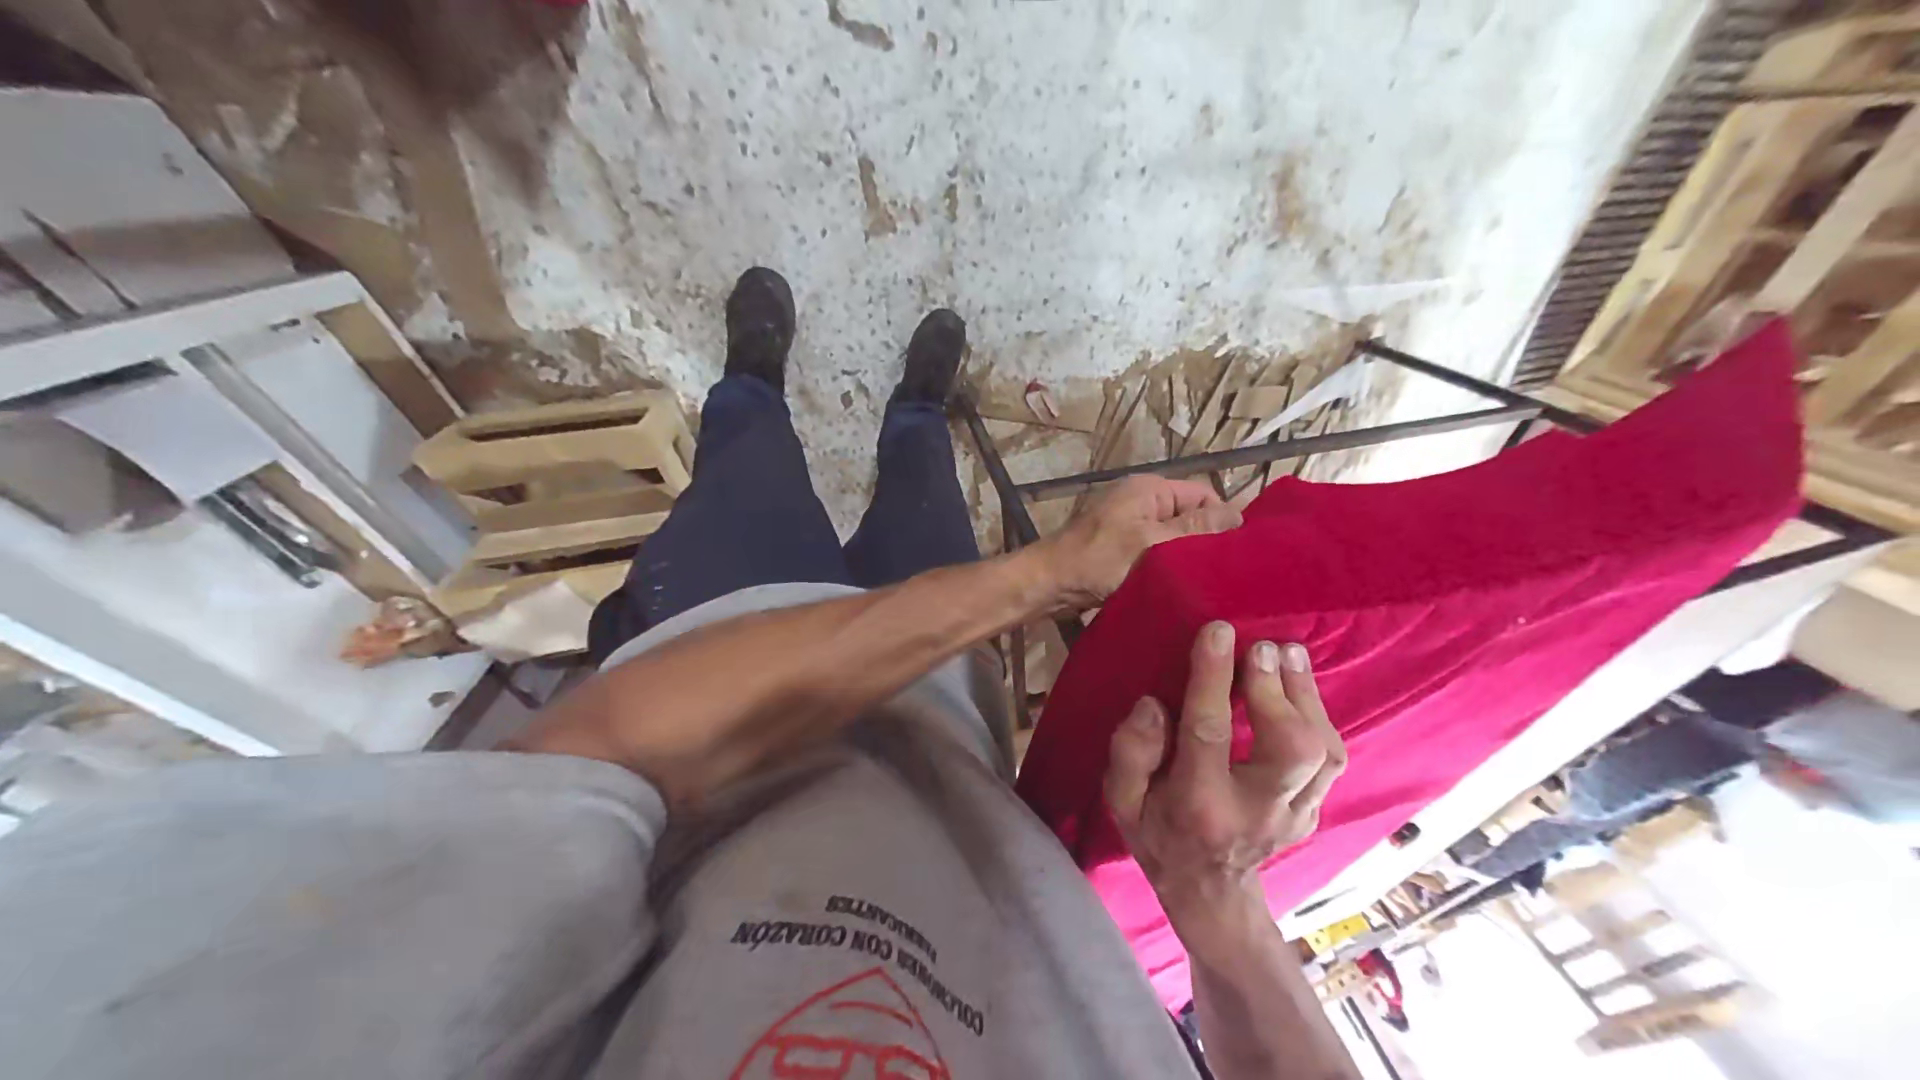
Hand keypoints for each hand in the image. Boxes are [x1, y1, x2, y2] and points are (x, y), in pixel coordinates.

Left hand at [1035, 475, 1240, 610]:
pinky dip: (1167, 569)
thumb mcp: (1153, 543)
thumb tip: (1240, 514)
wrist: (1049, 584)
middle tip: (1228, 576)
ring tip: (1209, 585)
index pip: (1205, 494)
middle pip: (1191, 518)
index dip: (1224, 520)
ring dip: (1187, 560)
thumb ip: (1196, 529)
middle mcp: (1142, 501)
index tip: (1239, 555)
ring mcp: (1130, 526)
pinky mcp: (1122, 550)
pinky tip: (1182, 589)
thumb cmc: (1099, 560)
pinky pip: (1156, 555)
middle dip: (1207, 542)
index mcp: (1150, 489)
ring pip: (1174, 540)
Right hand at [1103, 622, 1345, 958]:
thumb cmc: (1158, 834)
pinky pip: (1331, 758)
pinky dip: (1319, 715)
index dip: (1214, 678)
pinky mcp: (1315, 809)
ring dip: (1306, 695)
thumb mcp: (1122, 800)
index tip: (1218, 631)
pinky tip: (1299, 686)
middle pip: (1289, 746)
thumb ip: (1131, 752)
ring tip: (1287, 652)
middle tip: (1262, 645)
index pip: (1210, 733)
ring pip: (1323, 751)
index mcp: (1201, 805)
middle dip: (1277, 689)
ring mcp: (1295, 814)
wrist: (1208, 892)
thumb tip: (1154, 704)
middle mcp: (1258, 812)